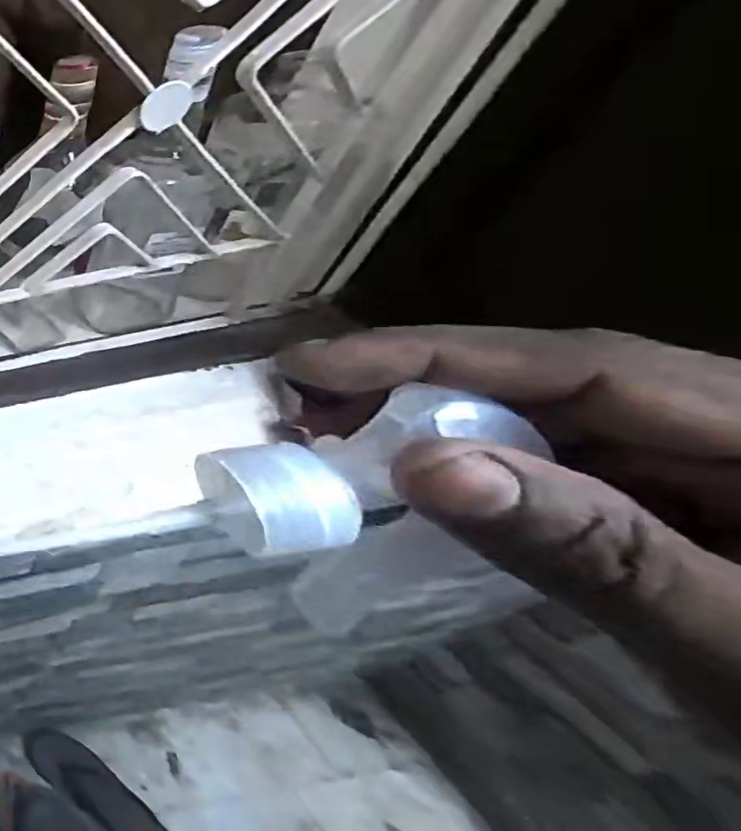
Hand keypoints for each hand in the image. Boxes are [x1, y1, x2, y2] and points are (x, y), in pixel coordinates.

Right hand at [277, 326, 740, 719]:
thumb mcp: (729, 644)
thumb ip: (590, 548)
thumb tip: (421, 467)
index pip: (578, 366)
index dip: (430, 355)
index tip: (309, 364)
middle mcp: (737, 422)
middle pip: (549, 380)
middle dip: (414, 385)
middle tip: (302, 404)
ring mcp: (713, 460)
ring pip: (547, 415)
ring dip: (433, 422)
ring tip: (336, 433)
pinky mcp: (680, 499)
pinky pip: (559, 458)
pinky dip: (475, 463)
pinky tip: (419, 474)